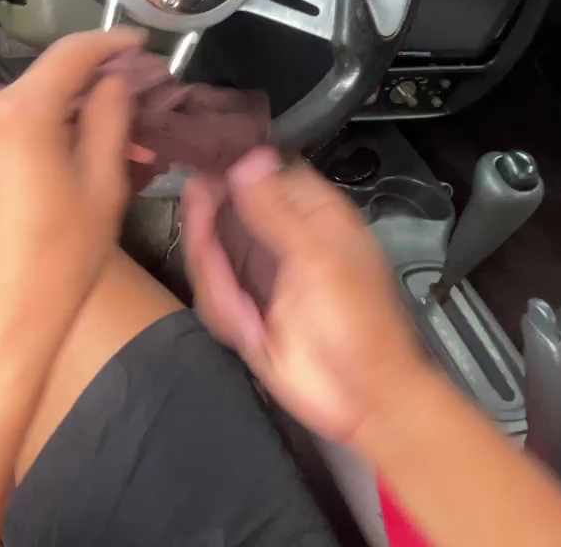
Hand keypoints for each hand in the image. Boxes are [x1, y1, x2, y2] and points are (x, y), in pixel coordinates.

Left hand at [0, 27, 144, 348]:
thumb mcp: (101, 186)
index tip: (141, 42)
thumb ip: (110, 119)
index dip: (110, 43)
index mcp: (18, 114)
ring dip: (78, 114)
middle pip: (50, 79)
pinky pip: (15, 126)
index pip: (69, 54)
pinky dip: (51, 132)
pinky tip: (85, 154)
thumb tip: (116, 81)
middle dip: (98, 86)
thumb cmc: (60, 261)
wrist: (0, 320)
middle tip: (143, 101)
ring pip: (34, 104)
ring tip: (127, 142)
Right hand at [182, 148, 436, 441]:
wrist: (361, 401)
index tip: (198, 171)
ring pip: (207, 250)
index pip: (258, 169)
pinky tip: (250, 330)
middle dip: (207, 230)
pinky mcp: (239, 302)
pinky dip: (222, 310)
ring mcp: (255, 266)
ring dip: (217, 283)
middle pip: (220, 206)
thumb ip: (275, 211)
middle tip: (204, 245)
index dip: (225, 167)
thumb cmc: (357, 324)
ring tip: (244, 315)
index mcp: (308, 211)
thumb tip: (247, 159)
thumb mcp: (319, 261)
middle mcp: (276, 231)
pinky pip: (209, 290)